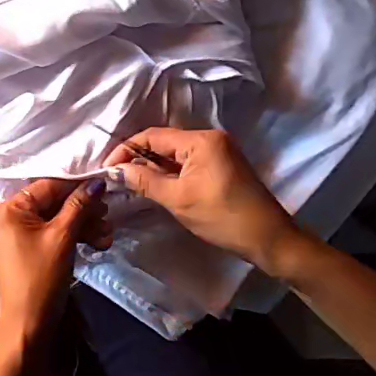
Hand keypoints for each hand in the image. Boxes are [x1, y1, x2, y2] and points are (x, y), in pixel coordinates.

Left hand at [0, 177, 110, 339]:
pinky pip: (54, 233)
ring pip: (58, 219)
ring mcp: (19, 234)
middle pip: (54, 202)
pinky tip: (97, 243)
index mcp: (9, 208)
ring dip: (84, 225)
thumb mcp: (62, 237)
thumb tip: (97, 182)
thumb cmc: (40, 278)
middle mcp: (10, 216)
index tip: (106, 188)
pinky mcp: (30, 249)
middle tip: (108, 217)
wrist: (28, 325)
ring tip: (106, 237)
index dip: (78, 186)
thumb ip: (79, 206)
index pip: (48, 185)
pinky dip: (75, 236)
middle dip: (84, 210)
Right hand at [104, 128, 316, 275]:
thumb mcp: (178, 200)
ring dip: (151, 166)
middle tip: (115, 177)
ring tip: (129, 182)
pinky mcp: (220, 165)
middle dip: (137, 158)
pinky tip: (153, 185)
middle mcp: (210, 138)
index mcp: (201, 140)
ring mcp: (217, 151)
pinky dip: (168, 172)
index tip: (106, 169)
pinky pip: (186, 162)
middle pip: (163, 142)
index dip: (126, 150)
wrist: (268, 239)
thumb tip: (115, 171)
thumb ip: (144, 181)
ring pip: (173, 153)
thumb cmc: (222, 217)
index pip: (152, 136)